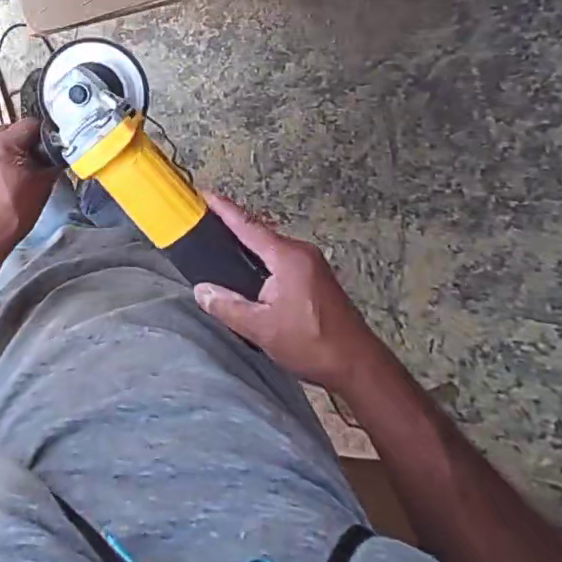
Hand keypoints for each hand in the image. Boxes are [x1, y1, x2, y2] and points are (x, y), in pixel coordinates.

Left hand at [0, 117, 54, 257]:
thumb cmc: (12, 213)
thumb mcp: (41, 187)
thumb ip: (50, 161)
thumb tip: (56, 151)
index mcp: (3, 142)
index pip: (29, 125)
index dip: (41, 136)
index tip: (44, 150)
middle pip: (6, 131)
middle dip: (17, 144)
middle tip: (24, 166)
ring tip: (3, 175)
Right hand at [191, 193, 387, 391]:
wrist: (359, 367)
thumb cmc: (313, 344)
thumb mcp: (260, 328)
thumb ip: (227, 306)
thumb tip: (202, 291)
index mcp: (288, 258)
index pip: (248, 226)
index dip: (224, 209)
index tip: (206, 194)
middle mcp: (302, 253)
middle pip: (259, 233)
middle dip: (232, 227)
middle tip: (204, 224)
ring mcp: (312, 264)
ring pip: (270, 247)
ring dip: (248, 246)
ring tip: (221, 248)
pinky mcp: (316, 278)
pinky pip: (280, 258)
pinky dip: (261, 259)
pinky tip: (248, 272)